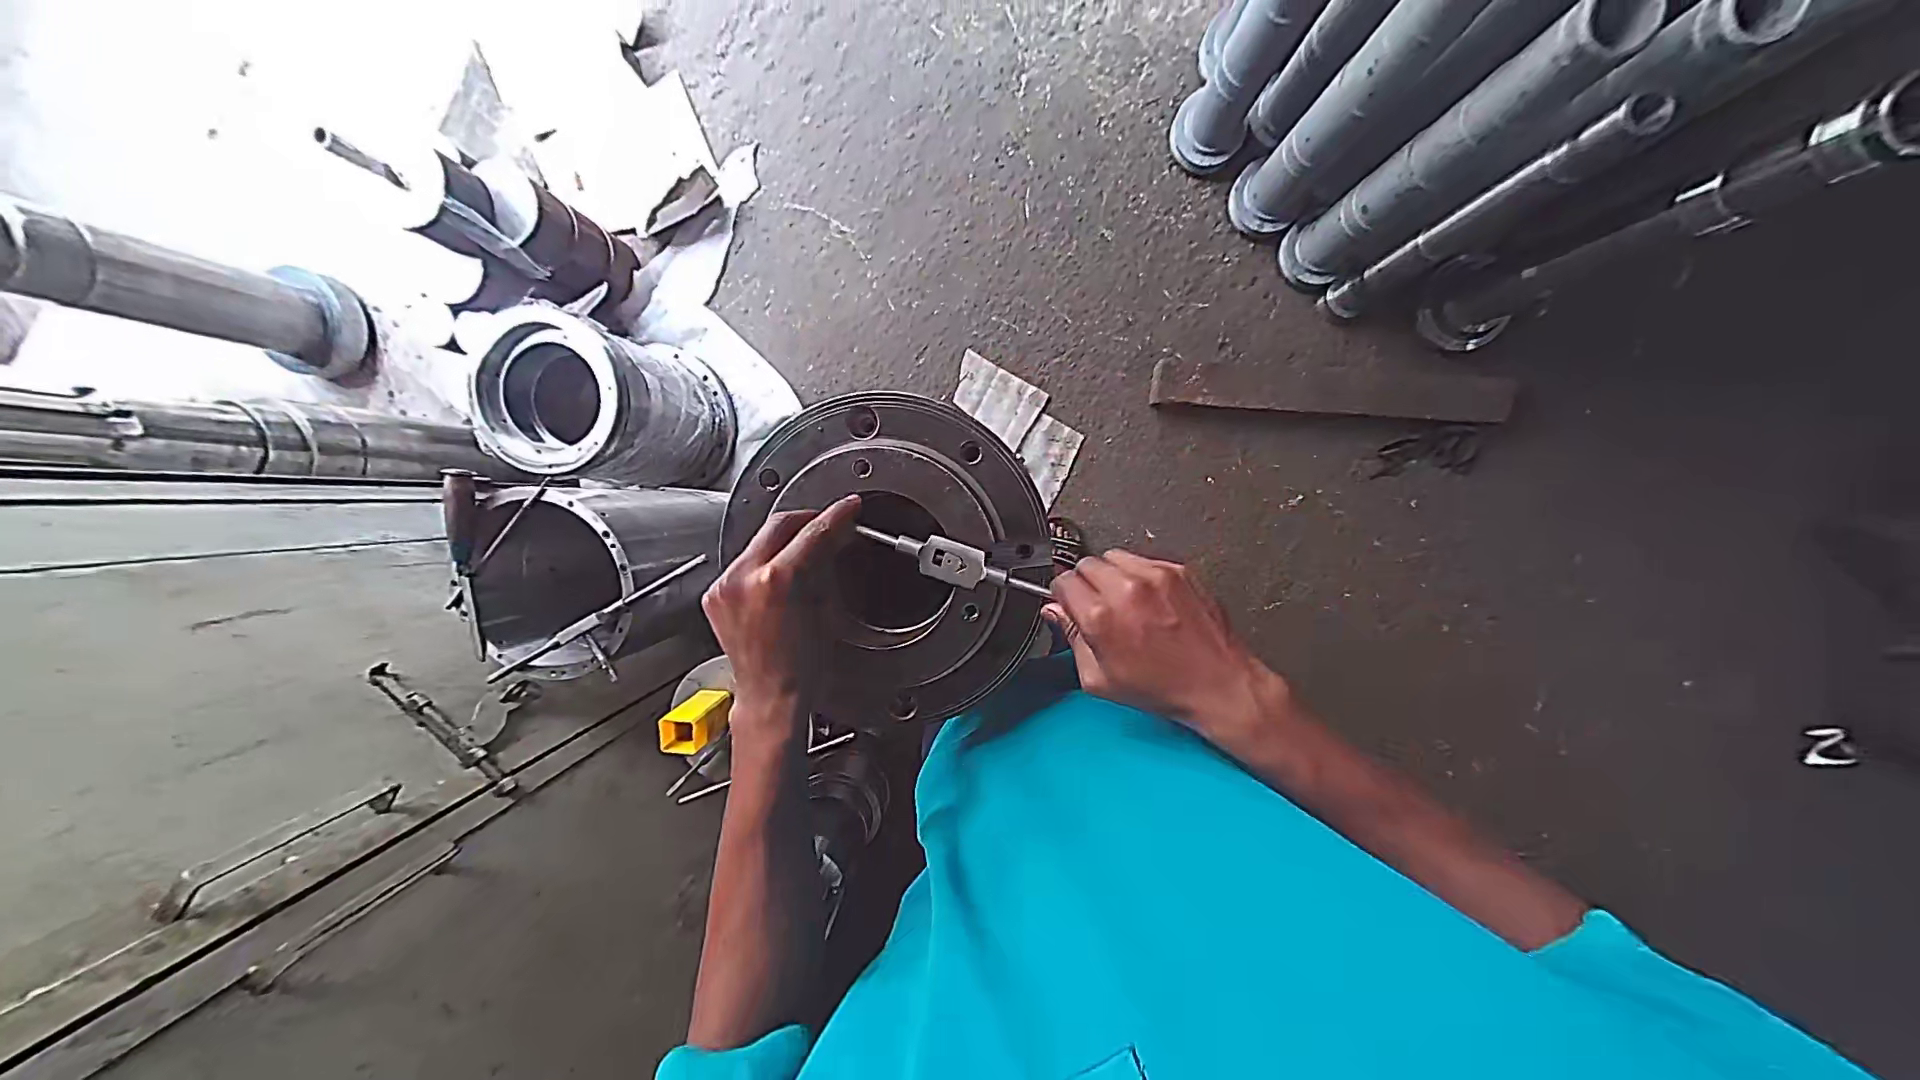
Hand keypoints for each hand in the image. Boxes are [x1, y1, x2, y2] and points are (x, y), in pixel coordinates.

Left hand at [703, 495, 860, 743]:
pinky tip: (781, 573)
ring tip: (808, 551)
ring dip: (786, 540)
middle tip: (829, 523)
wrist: (771, 696)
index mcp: (776, 582)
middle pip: (779, 524)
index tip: (848, 507)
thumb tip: (834, 538)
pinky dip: (765, 561)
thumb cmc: (801, 668)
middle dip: (808, 519)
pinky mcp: (716, 595)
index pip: (811, 532)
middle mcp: (743, 578)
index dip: (836, 516)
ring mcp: (725, 587)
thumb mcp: (825, 608)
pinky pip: (744, 563)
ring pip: (759, 541)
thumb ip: (826, 565)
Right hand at [1046, 550, 1290, 745]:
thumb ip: (1071, 638)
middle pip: (1085, 565)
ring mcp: (1155, 576)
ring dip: (1112, 576)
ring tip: (1125, 604)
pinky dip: (1139, 576)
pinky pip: (1143, 560)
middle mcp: (1127, 590)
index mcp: (1101, 617)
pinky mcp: (1177, 570)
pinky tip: (1148, 601)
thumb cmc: (1166, 687)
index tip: (1069, 604)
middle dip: (1086, 584)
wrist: (1218, 684)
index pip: (1063, 582)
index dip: (1063, 596)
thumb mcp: (1099, 679)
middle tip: (1098, 607)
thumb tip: (1056, 612)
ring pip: (1113, 557)